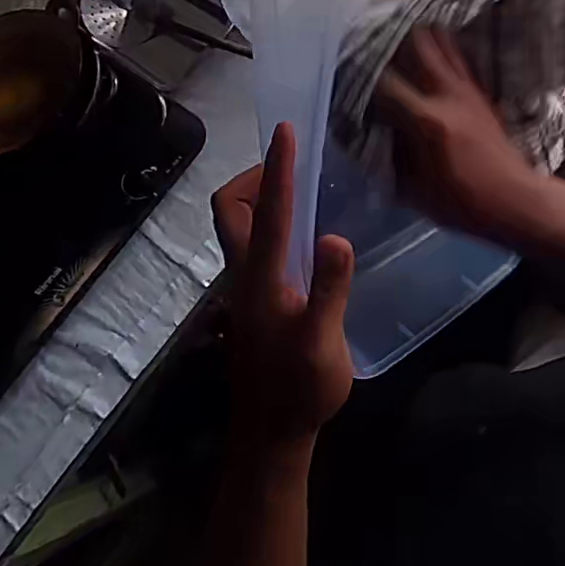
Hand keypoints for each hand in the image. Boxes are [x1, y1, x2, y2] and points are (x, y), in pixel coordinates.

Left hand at [212, 123, 354, 446]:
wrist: (273, 434)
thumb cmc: (300, 390)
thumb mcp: (322, 344)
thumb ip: (329, 291)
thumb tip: (335, 237)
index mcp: (261, 275)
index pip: (267, 210)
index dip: (277, 168)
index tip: (288, 132)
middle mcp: (245, 272)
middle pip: (229, 209)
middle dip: (253, 177)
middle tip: (290, 166)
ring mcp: (246, 285)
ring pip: (237, 225)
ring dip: (259, 196)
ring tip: (300, 187)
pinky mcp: (255, 297)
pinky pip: (253, 241)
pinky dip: (269, 219)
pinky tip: (303, 231)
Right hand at [375, 27, 552, 244]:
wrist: (516, 200)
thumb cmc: (462, 203)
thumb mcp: (414, 191)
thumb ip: (386, 158)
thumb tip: (363, 135)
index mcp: (427, 121)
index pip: (383, 83)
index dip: (358, 75)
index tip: (342, 72)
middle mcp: (447, 94)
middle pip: (415, 44)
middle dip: (387, 37)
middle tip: (366, 36)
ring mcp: (466, 88)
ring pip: (439, 41)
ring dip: (415, 33)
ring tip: (394, 29)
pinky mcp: (479, 90)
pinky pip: (456, 54)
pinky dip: (438, 42)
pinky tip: (426, 41)